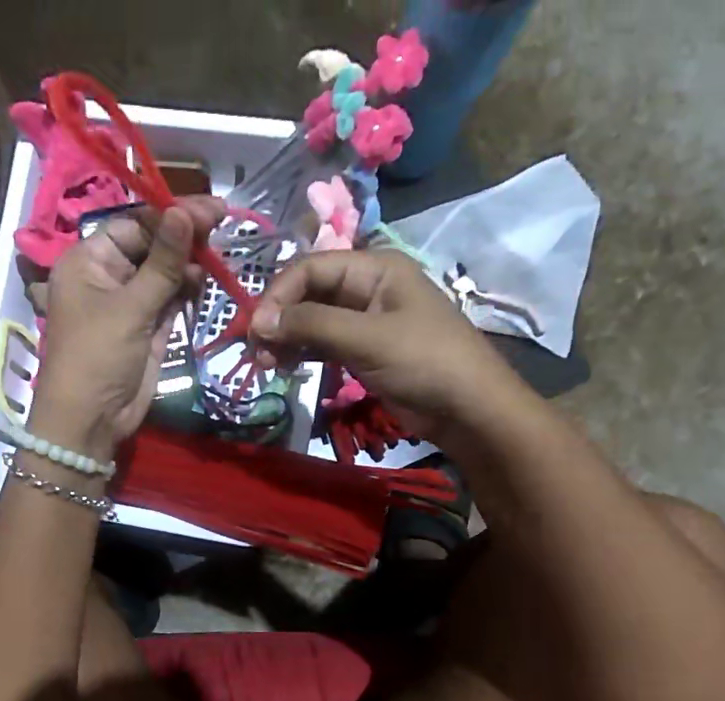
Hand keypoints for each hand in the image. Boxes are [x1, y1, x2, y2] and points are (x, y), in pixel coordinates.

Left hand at [30, 197, 225, 458]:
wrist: (92, 420)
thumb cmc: (98, 356)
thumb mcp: (130, 307)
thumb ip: (163, 262)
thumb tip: (184, 212)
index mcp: (88, 261)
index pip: (134, 225)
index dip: (170, 215)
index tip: (210, 210)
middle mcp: (108, 276)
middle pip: (152, 245)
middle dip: (184, 238)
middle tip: (222, 227)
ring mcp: (130, 302)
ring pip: (165, 271)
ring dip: (189, 264)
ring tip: (216, 259)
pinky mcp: (148, 326)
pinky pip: (170, 298)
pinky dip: (188, 290)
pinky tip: (205, 281)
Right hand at [247, 250, 526, 440]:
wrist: (468, 409)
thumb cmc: (425, 362)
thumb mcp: (368, 339)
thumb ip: (312, 325)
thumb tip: (259, 321)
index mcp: (375, 268)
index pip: (312, 267)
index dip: (279, 294)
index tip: (256, 329)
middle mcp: (367, 288)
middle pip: (308, 293)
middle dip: (280, 318)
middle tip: (258, 352)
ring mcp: (365, 321)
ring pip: (312, 321)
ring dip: (287, 339)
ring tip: (269, 364)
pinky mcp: (363, 351)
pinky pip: (323, 344)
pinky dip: (303, 354)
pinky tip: (287, 368)